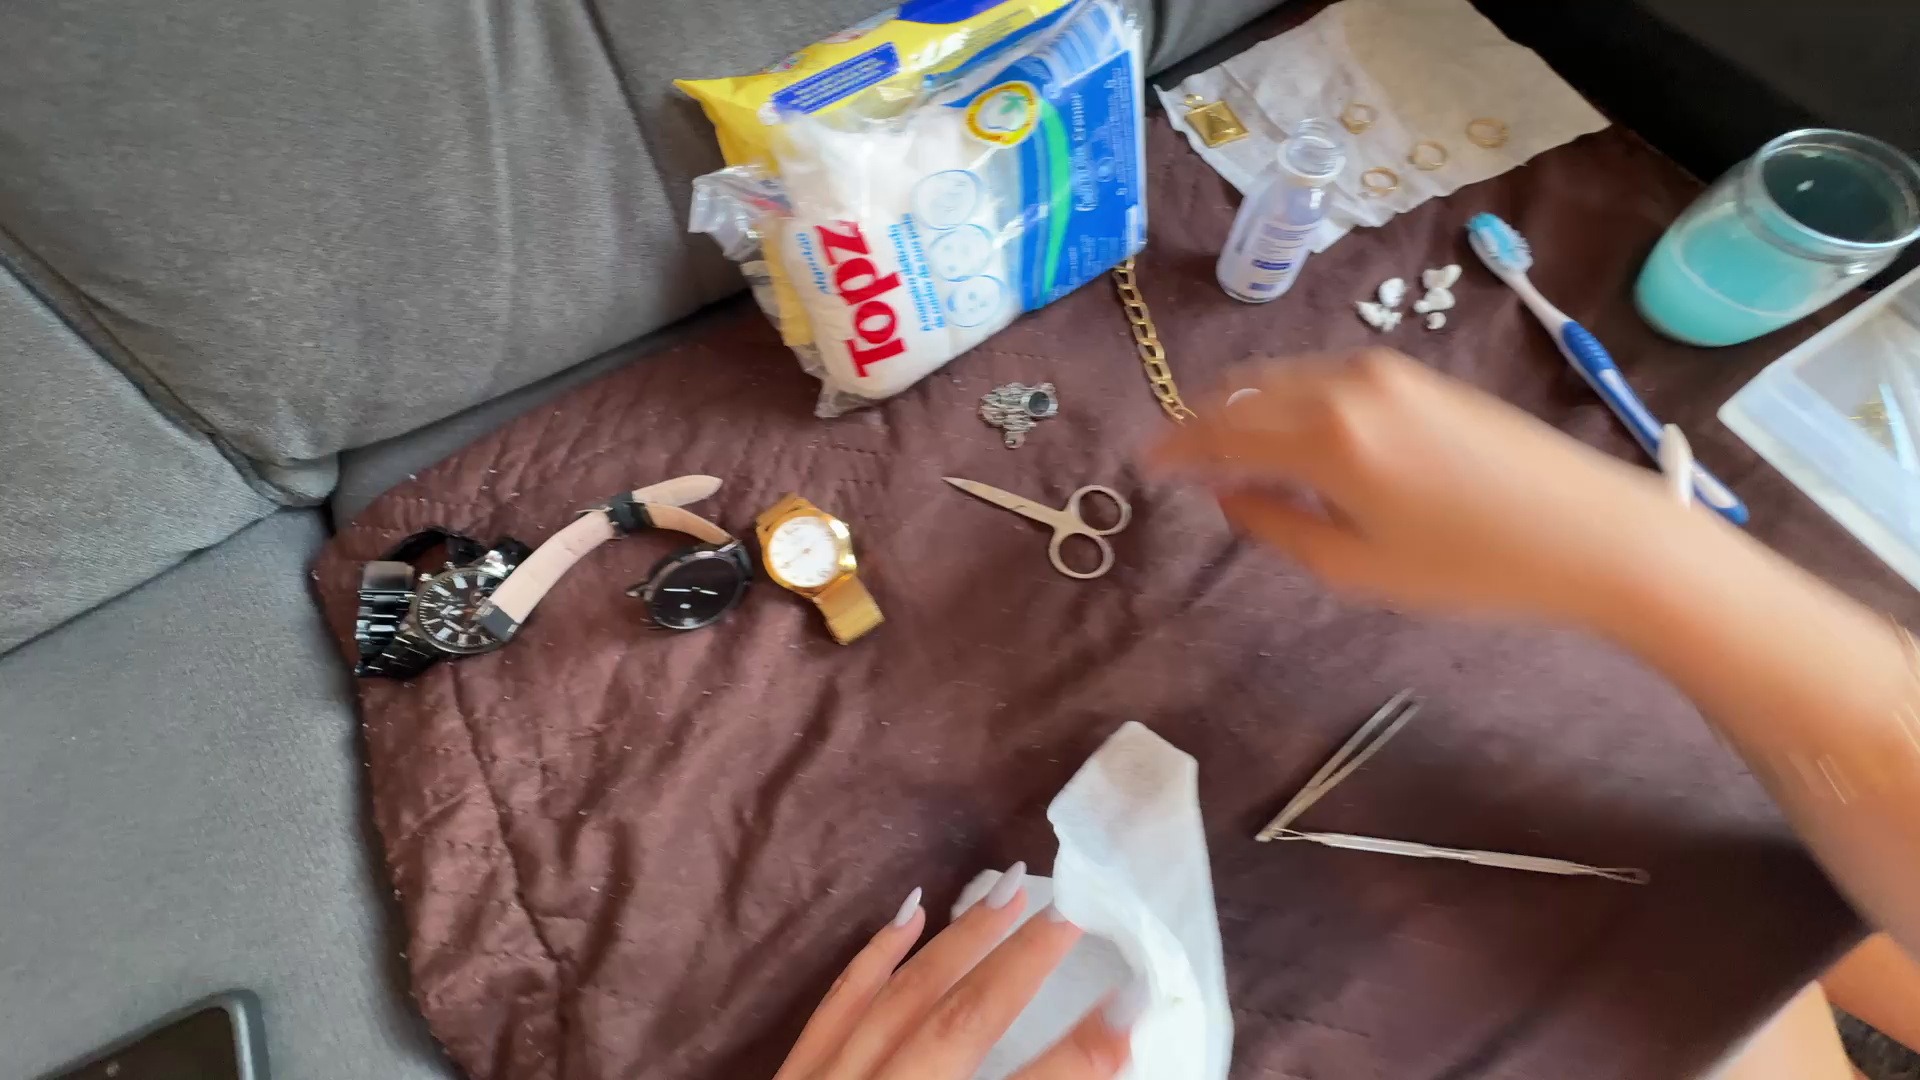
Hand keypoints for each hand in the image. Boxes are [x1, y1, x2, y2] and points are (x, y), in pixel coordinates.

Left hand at [775, 865, 1136, 1079]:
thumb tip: (1061, 1076)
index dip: (1082, 1059)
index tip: (1132, 1006)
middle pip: (959, 1028)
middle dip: (1019, 965)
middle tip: (1068, 909)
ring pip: (902, 997)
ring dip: (960, 940)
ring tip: (1008, 889)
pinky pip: (838, 1005)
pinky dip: (876, 955)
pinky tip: (909, 911)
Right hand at [1148, 348, 1697, 623]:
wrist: (1596, 533)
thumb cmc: (1468, 567)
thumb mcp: (1352, 565)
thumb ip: (1272, 522)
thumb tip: (1224, 492)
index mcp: (1325, 438)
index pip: (1220, 433)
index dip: (1174, 447)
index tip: (1143, 462)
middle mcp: (1345, 387)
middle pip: (1242, 392)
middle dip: (1198, 420)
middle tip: (1173, 453)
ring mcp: (1383, 372)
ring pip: (1279, 377)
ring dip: (1238, 405)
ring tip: (1218, 441)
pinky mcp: (1412, 373)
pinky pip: (1318, 375)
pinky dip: (1281, 397)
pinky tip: (1282, 428)